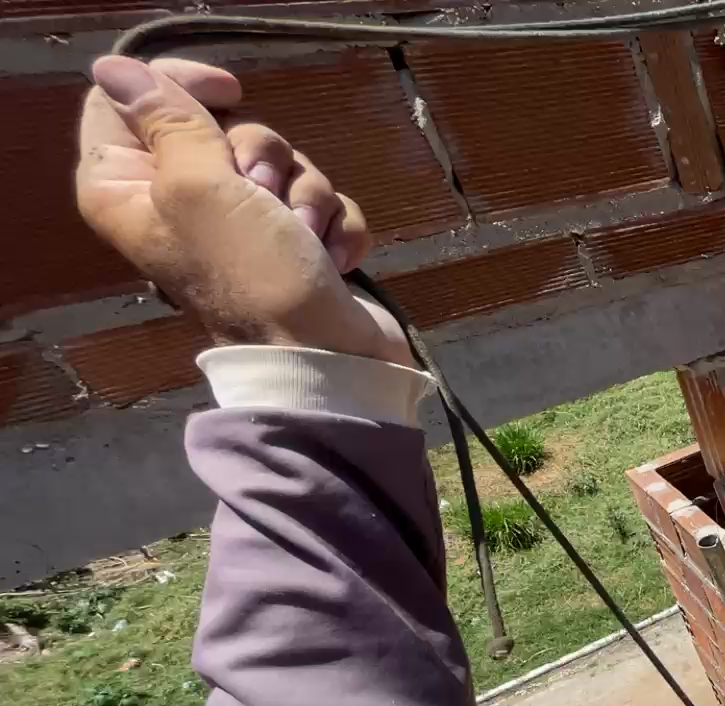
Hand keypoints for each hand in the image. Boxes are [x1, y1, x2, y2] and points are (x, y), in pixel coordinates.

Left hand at [76, 56, 408, 365]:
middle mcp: (185, 200)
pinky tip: (337, 258)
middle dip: (267, 160)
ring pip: (287, 170)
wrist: (329, 353)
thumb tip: (119, 68)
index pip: (132, 101)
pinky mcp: (307, 245)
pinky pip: (328, 208)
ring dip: (311, 199)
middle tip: (268, 197)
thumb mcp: (202, 188)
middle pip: (227, 133)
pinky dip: (340, 229)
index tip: (233, 90)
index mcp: (129, 185)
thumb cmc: (257, 276)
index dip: (183, 85)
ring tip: (310, 239)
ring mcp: (253, 226)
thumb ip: (168, 122)